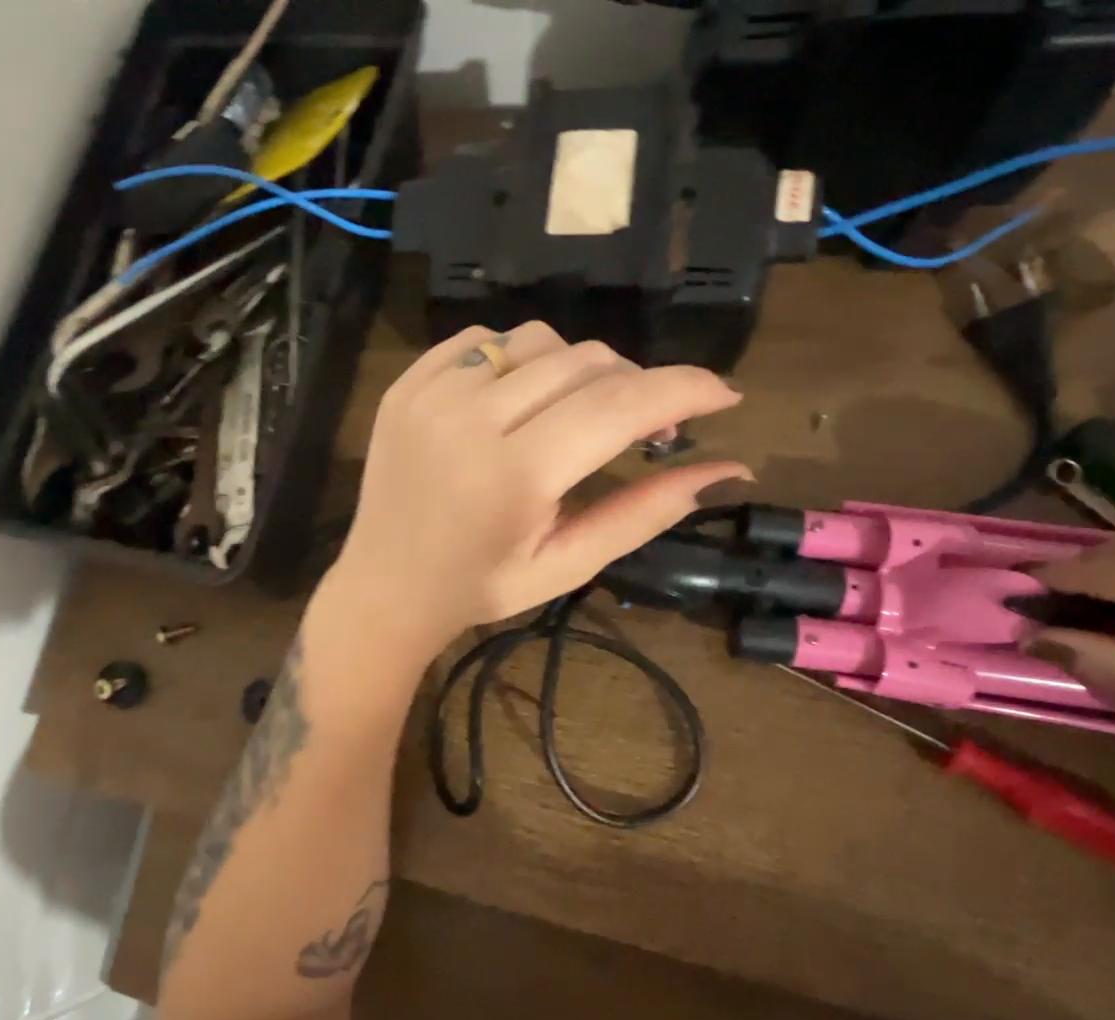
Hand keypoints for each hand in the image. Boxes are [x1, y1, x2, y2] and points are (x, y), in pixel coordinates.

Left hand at [324, 322, 749, 654]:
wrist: (384, 586)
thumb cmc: (480, 587)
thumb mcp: (567, 564)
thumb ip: (644, 512)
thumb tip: (731, 467)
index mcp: (514, 475)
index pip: (619, 404)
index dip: (684, 390)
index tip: (723, 395)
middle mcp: (470, 420)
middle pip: (584, 361)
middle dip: (634, 383)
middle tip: (643, 423)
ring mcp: (429, 395)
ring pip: (536, 339)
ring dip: (575, 366)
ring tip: (575, 412)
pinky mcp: (405, 385)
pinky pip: (481, 338)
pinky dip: (516, 357)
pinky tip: (518, 397)